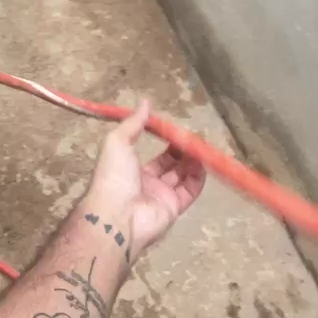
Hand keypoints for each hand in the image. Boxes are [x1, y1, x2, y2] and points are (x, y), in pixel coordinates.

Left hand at [82, 100, 206, 254]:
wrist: (116, 215)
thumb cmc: (114, 176)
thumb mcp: (117, 142)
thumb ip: (133, 123)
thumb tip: (145, 102)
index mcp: (130, 169)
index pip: (154, 155)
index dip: (166, 142)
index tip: (177, 130)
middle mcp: (147, 183)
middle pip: (171, 165)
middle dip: (182, 151)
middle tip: (194, 138)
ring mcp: (161, 196)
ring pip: (182, 176)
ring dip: (192, 161)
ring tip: (201, 146)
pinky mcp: (174, 208)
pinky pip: (190, 191)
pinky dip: (198, 178)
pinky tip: (203, 163)